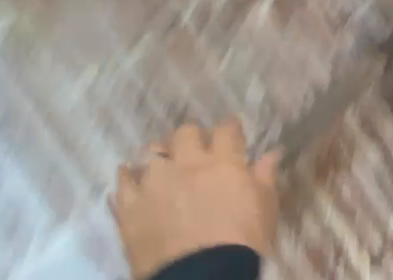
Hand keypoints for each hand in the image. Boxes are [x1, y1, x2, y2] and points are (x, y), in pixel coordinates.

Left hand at [113, 118, 280, 278]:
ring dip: (159, 154)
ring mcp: (156, 185)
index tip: (231, 132)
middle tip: (196, 150)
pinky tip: (131, 176)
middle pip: (186, 132)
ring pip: (151, 152)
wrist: (201, 278)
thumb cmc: (241, 241)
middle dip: (192, 137)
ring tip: (163, 164)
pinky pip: (123, 183)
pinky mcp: (130, 209)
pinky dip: (127, 176)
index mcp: (224, 161)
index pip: (226, 128)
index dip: (229, 128)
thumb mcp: (265, 206)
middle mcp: (188, 165)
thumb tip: (270, 155)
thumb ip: (264, 177)